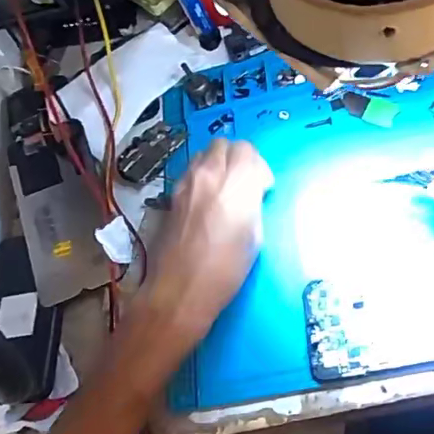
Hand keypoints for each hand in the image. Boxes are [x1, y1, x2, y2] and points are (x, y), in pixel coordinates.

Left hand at [137, 139, 273, 342]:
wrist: (179, 290)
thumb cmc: (225, 272)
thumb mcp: (254, 237)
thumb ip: (252, 204)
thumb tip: (249, 194)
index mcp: (236, 185)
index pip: (247, 150)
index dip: (258, 167)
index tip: (262, 188)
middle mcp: (209, 175)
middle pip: (224, 144)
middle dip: (238, 158)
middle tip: (245, 183)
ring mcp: (185, 182)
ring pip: (204, 153)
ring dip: (218, 163)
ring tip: (224, 190)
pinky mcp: (171, 194)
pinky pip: (190, 170)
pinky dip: (202, 175)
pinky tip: (205, 200)